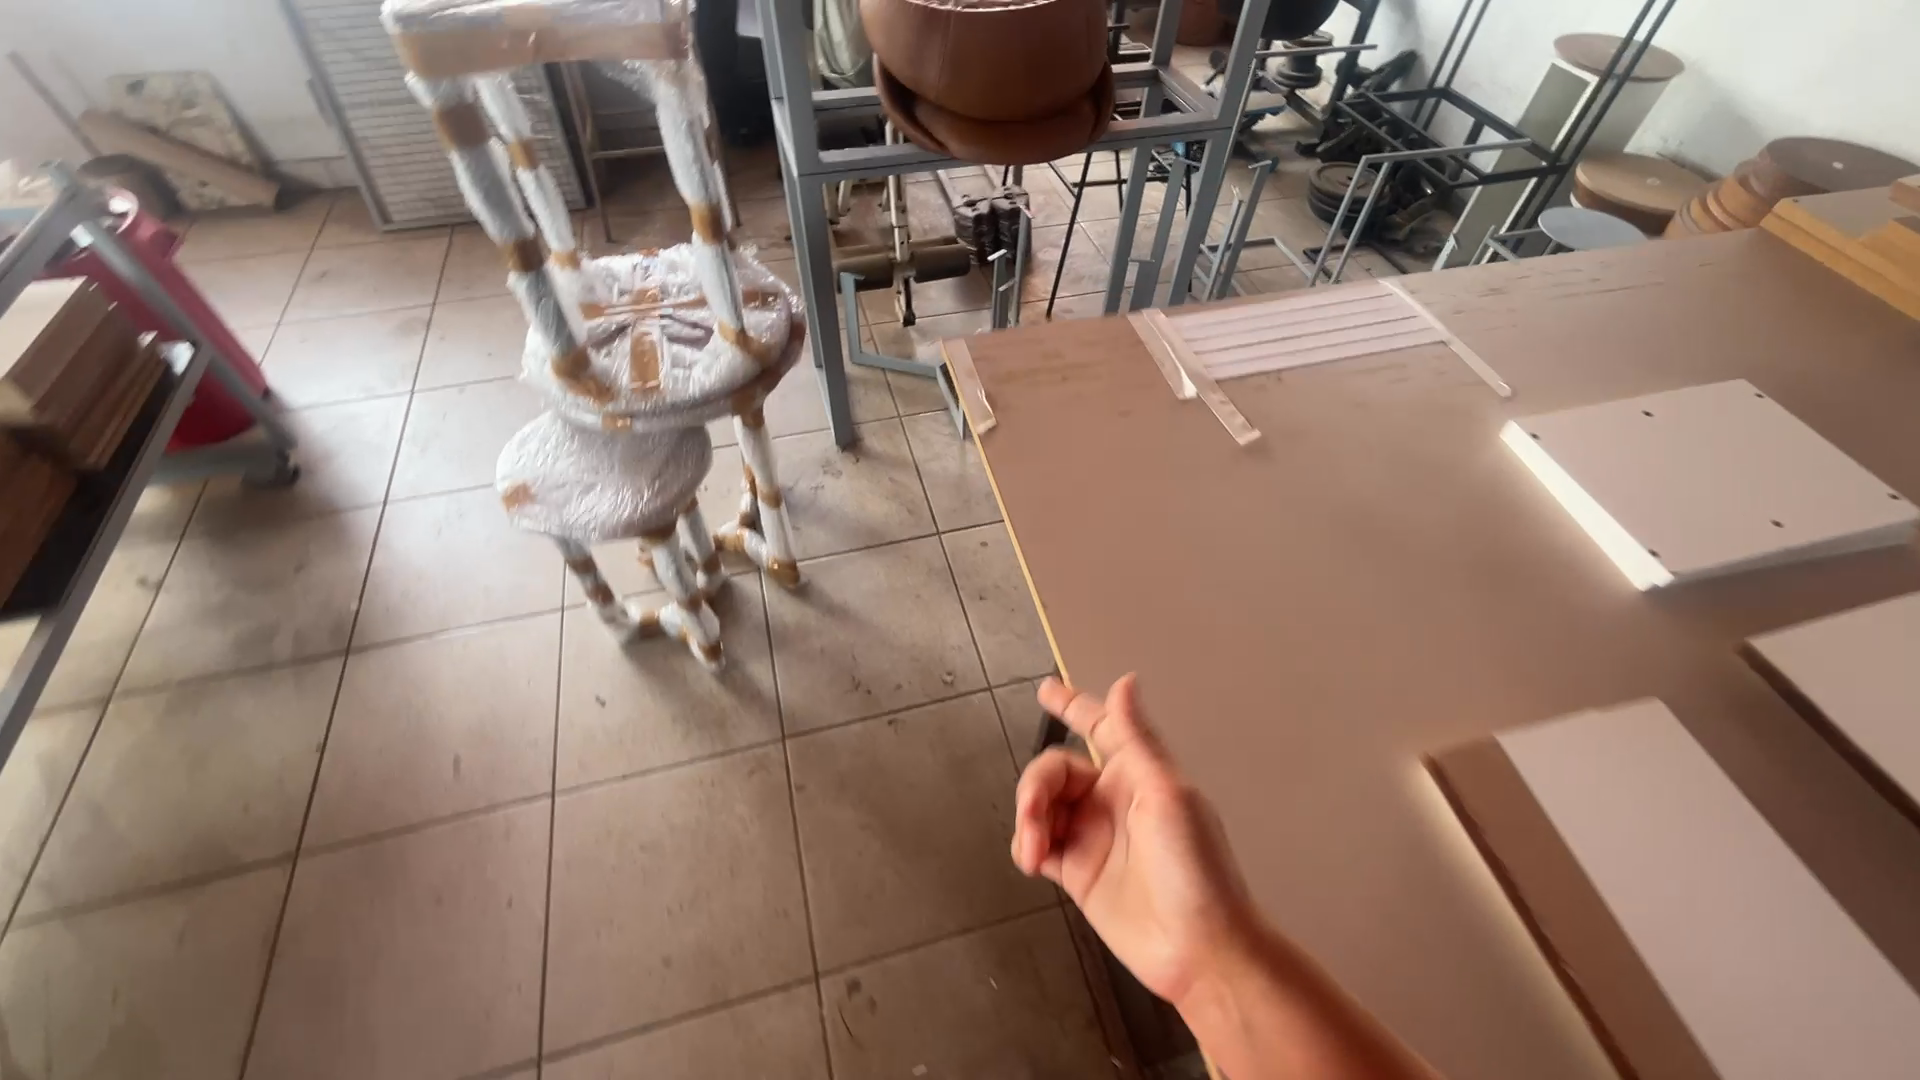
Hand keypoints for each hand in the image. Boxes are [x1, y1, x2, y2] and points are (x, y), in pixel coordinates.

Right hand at [1011, 674, 1256, 1007]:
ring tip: (1034, 850)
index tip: (1047, 690)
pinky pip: (1037, 843)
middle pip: (1055, 769)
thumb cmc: (1197, 870)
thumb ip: (1138, 738)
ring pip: (1041, 806)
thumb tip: (1126, 681)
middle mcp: (1111, 798)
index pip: (1099, 726)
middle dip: (1036, 786)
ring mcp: (1092, 835)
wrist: (1198, 951)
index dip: (1073, 705)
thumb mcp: (1167, 794)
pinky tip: (1031, 859)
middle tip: (1033, 814)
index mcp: (1137, 773)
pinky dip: (1026, 845)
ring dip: (1028, 820)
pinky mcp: (1077, 870)